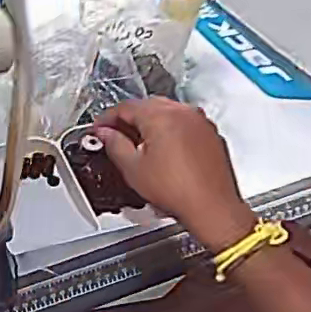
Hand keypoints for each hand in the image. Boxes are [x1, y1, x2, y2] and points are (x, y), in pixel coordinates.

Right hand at [92, 98, 257, 248]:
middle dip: (128, 119)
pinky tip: (162, 152)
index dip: (107, 118)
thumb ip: (114, 145)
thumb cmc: (177, 190)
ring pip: (167, 112)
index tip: (100, 128)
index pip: (125, 107)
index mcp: (161, 116)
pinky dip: (169, 131)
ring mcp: (199, 121)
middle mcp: (183, 112)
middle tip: (114, 135)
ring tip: (138, 145)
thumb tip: (105, 134)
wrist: (211, 205)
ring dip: (149, 123)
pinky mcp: (210, 133)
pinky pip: (184, 123)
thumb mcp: (133, 168)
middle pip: (147, 106)